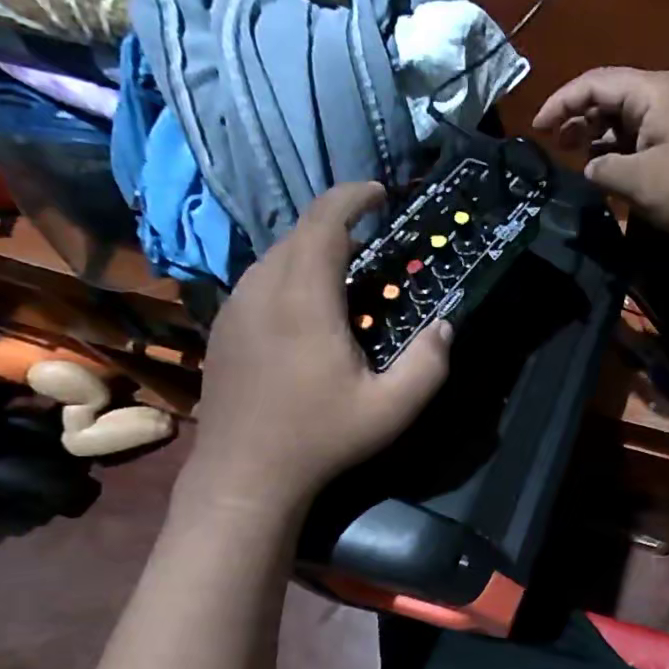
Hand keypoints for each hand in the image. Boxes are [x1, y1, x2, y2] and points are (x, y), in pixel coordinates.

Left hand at [181, 182, 451, 510]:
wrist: (244, 475)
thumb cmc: (320, 438)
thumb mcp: (391, 409)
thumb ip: (428, 364)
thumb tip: (445, 326)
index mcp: (304, 298)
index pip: (324, 219)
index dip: (353, 195)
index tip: (381, 193)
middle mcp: (263, 289)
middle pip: (299, 233)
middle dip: (338, 226)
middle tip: (373, 248)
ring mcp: (235, 308)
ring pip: (275, 256)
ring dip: (312, 252)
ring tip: (343, 278)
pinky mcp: (222, 328)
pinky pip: (259, 281)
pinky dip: (289, 276)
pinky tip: (306, 312)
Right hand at [533, 68, 668, 238]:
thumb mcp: (635, 180)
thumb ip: (601, 169)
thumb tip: (592, 167)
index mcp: (649, 91)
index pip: (593, 83)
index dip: (560, 103)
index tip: (536, 129)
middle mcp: (660, 95)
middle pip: (607, 95)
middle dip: (576, 117)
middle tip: (555, 145)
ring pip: (621, 116)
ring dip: (595, 134)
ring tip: (575, 156)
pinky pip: (637, 134)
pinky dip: (616, 146)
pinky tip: (605, 166)